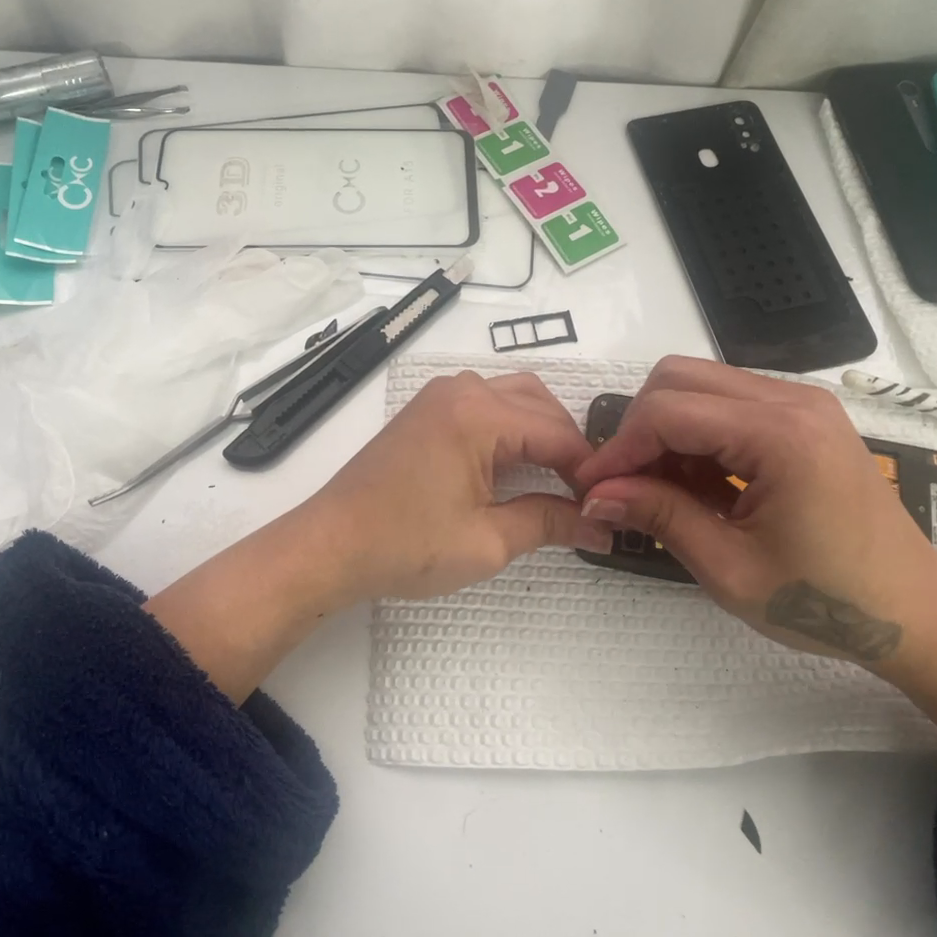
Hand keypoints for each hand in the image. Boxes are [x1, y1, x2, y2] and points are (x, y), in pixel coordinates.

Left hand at [304, 371, 610, 601]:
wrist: (330, 546)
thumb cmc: (405, 545)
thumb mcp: (487, 541)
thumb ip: (549, 523)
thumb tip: (600, 527)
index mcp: (479, 414)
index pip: (557, 433)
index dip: (588, 471)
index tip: (606, 507)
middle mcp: (461, 391)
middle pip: (540, 404)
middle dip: (568, 447)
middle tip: (583, 496)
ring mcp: (438, 397)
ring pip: (513, 398)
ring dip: (540, 431)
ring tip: (555, 481)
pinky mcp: (424, 412)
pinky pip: (484, 405)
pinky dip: (510, 428)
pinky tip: (516, 466)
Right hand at [572, 356, 936, 664]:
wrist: (913, 615)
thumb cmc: (825, 601)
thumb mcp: (729, 567)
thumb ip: (659, 516)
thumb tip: (594, 496)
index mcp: (780, 434)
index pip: (668, 411)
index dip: (618, 448)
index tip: (590, 489)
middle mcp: (793, 400)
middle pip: (680, 379)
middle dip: (638, 428)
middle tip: (623, 486)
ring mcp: (803, 405)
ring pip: (702, 385)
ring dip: (667, 430)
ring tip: (658, 491)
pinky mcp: (806, 420)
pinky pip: (731, 404)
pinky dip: (698, 435)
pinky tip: (696, 485)